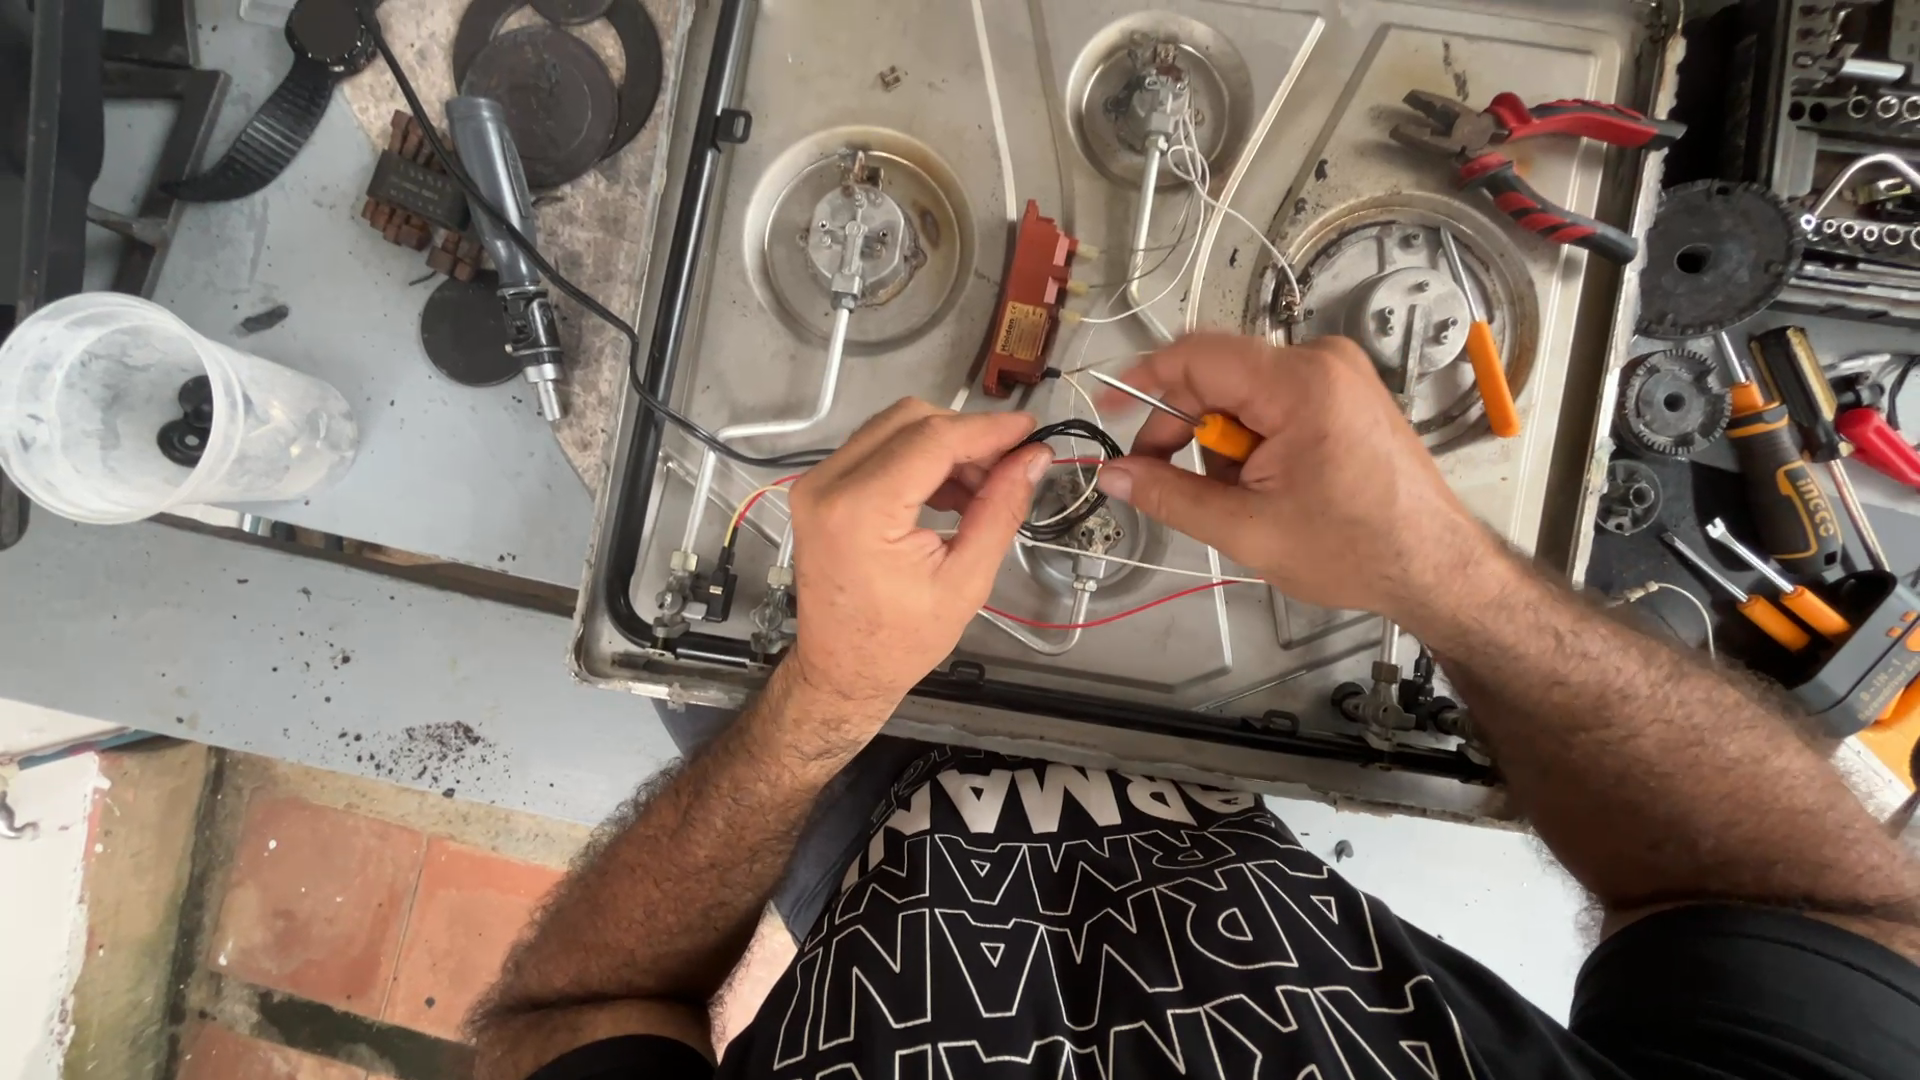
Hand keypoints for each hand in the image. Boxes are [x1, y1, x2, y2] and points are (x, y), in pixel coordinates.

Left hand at [785, 399, 1051, 717]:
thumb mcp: (966, 582)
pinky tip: (950, 494)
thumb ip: (1000, 511)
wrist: (843, 671)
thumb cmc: (902, 642)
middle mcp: (828, 485)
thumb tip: (1033, 458)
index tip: (1031, 431)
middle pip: (911, 421)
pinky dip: (919, 460)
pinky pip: (878, 449)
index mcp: (860, 511)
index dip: (988, 429)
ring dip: (944, 447)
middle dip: (967, 437)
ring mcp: (817, 483)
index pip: (932, 439)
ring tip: (981, 490)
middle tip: (1008, 467)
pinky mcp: (819, 489)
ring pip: (894, 428)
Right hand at [1095, 333, 1495, 620]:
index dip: (1141, 380)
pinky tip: (1263, 484)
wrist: (1435, 567)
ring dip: (1219, 444)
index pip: (1196, 357)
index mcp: (1299, 384)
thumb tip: (1112, 476)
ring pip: (1239, 395)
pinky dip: (1248, 442)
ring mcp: (1335, 375)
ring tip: (1239, 497)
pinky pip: (1269, 403)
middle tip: (1165, 480)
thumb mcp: (1245, 529)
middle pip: (1216, 377)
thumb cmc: (1350, 550)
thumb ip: (1169, 495)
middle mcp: (1319, 361)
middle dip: (1182, 429)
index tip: (1106, 409)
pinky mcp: (1341, 394)